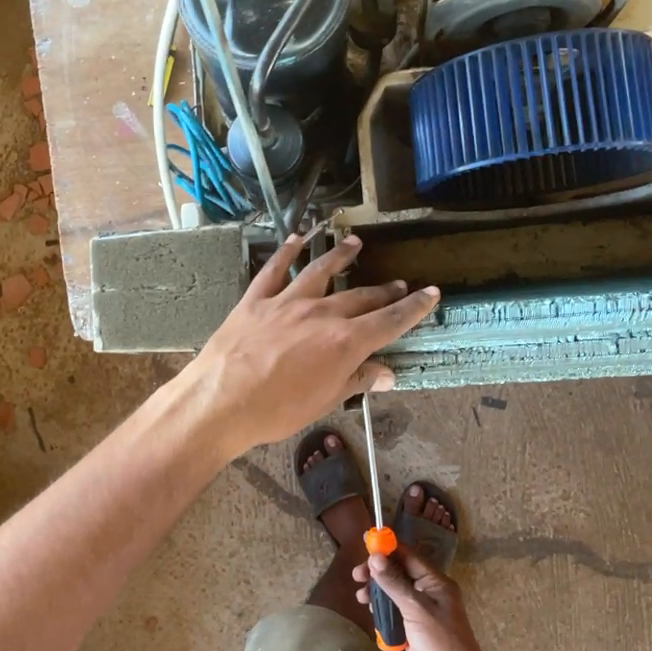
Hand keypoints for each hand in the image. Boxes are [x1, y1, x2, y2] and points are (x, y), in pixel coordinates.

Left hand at [177, 234, 438, 453]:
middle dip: (383, 291)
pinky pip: (275, 269)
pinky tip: (296, 239)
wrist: (220, 402)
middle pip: (360, 296)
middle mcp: (321, 313)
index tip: (431, 293)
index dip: (413, 308)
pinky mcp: (255, 299)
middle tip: (399, 284)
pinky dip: (287, 252)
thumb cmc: (276, 411)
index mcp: (344, 342)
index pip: (389, 321)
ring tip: (355, 244)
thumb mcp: (325, 401)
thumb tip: (388, 374)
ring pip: (320, 271)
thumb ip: (357, 381)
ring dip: (340, 256)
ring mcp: (286, 302)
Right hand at [354, 549, 491, 650]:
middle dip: (378, 573)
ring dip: (377, 592)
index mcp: (435, 582)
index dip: (387, 550)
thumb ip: (394, 582)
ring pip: (394, 593)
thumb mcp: (416, 609)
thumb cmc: (440, 642)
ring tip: (360, 598)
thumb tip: (375, 557)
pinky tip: (371, 613)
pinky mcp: (413, 629)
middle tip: (356, 577)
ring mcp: (420, 612)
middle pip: (398, 573)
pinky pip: (394, 611)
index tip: (364, 548)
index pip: (408, 557)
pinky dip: (382, 610)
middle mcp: (428, 593)